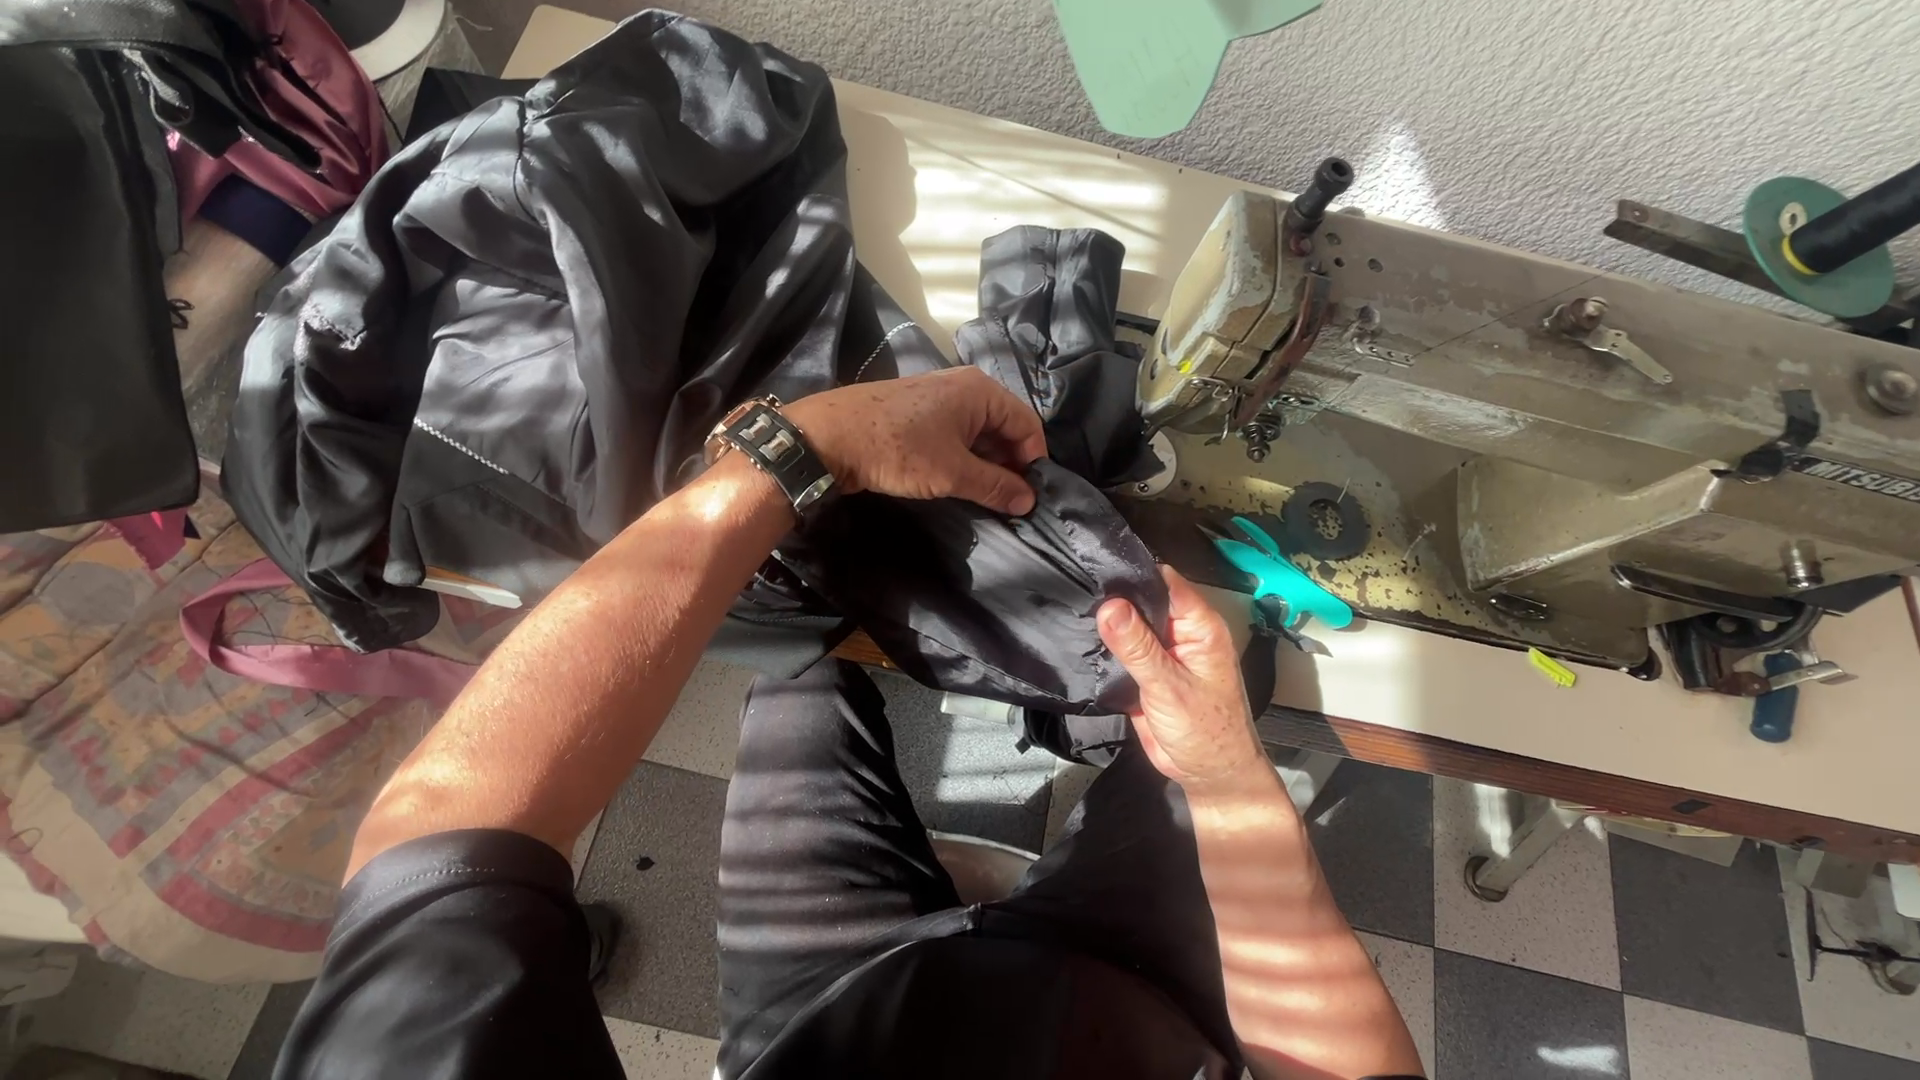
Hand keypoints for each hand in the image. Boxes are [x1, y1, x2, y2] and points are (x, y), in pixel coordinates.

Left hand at [784, 367, 1048, 514]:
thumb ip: (995, 486)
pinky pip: (955, 436)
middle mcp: (964, 387)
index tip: (1030, 496)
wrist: (829, 437)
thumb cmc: (898, 450)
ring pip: (978, 434)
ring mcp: (939, 399)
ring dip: (986, 465)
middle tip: (1010, 502)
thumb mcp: (952, 473)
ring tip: (987, 497)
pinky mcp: (919, 414)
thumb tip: (1029, 500)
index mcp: (980, 390)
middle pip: (1004, 427)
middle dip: (1010, 464)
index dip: (1033, 461)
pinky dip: (964, 459)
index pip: (1027, 424)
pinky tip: (960, 483)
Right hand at [1097, 565, 1268, 795]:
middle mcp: (1180, 634)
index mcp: (1199, 627)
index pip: (1164, 582)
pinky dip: (1105, 649)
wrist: (1209, 777)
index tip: (1097, 568)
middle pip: (1143, 601)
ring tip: (1071, 610)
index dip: (1133, 574)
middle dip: (1115, 598)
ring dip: (1107, 624)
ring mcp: (1162, 653)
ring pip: (1129, 626)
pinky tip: (1080, 640)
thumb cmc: (1206, 732)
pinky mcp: (1145, 674)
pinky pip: (1122, 652)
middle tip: (1076, 589)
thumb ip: (1138, 647)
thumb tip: (1110, 606)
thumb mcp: (1169, 686)